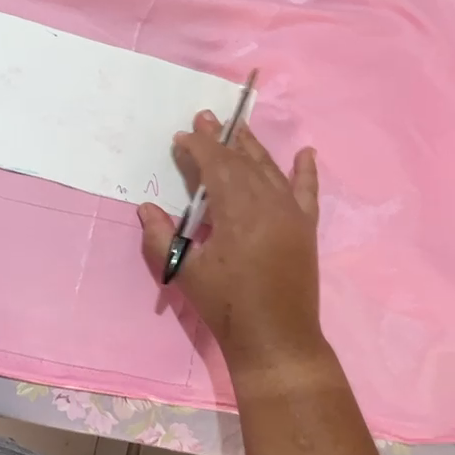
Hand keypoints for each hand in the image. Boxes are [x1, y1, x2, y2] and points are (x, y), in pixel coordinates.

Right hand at [138, 111, 325, 372]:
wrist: (275, 336)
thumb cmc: (225, 305)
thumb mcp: (184, 272)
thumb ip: (161, 237)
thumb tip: (147, 208)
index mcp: (239, 214)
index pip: (218, 168)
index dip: (200, 149)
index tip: (182, 136)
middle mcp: (270, 206)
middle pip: (244, 163)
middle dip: (223, 140)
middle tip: (206, 118)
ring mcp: (292, 215)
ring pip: (271, 171)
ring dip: (253, 148)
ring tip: (238, 127)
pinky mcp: (305, 229)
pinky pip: (307, 192)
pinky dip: (305, 171)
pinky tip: (305, 153)